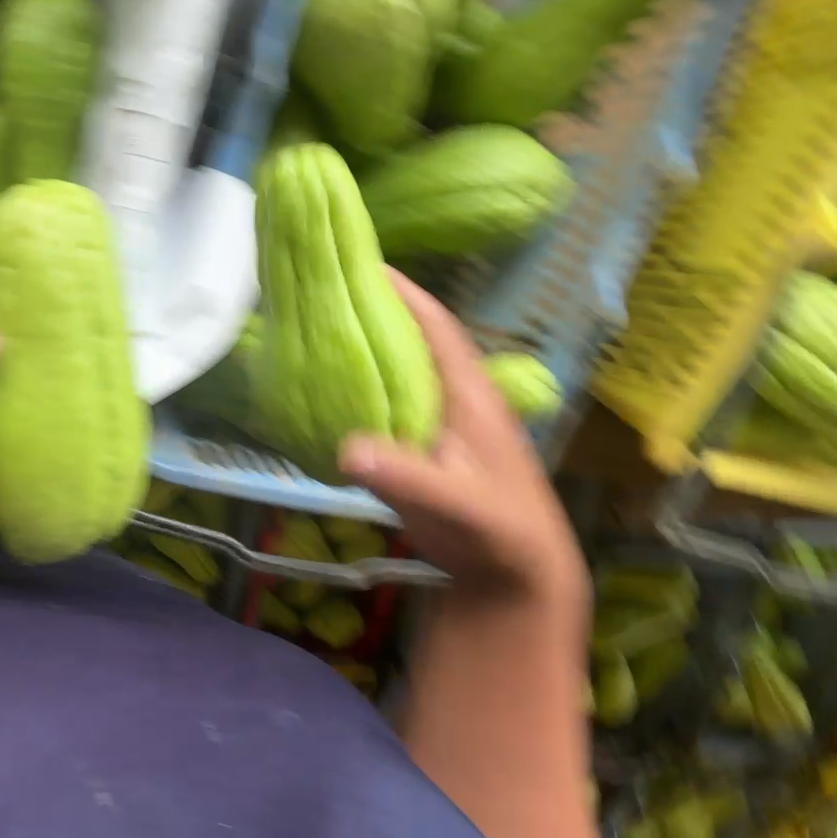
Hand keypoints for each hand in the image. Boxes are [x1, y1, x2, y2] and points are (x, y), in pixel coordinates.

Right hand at [339, 271, 585, 604]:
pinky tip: (328, 392)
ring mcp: (438, 424)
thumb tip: (347, 450)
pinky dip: (360, 388)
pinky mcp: (422, 447)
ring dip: (366, 348)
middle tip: (326, 293)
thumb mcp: (455, 504)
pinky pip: (387, 402)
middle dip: (376, 312)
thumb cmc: (496, 532)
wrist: (516, 574)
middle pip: (414, 341)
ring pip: (399, 371)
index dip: (405, 294)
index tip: (365, 263)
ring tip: (319, 331)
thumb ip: (406, 476)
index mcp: (469, 396)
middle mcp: (454, 399)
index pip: (437, 328)